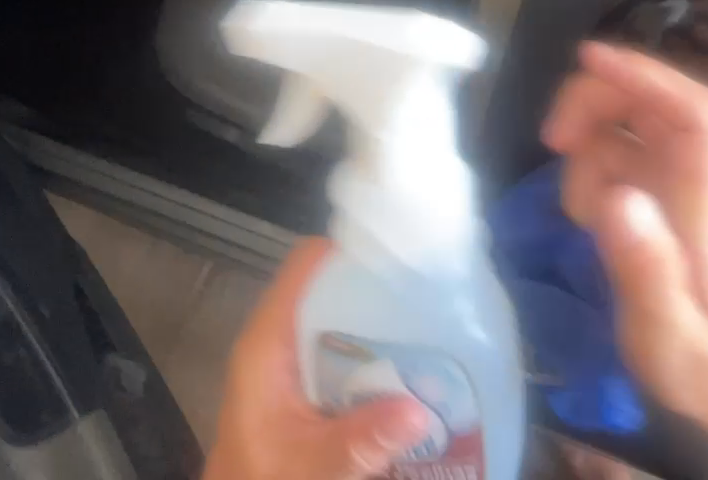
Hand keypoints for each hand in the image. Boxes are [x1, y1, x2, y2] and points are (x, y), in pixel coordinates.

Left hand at [203, 239, 430, 479]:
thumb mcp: (308, 467)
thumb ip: (358, 442)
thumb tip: (419, 412)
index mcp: (269, 341)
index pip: (307, 263)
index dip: (350, 249)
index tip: (401, 254)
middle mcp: (282, 340)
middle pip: (334, 287)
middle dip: (382, 289)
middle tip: (433, 294)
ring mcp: (295, 362)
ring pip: (345, 320)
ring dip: (386, 325)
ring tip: (437, 326)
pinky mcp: (308, 386)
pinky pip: (349, 351)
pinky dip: (380, 355)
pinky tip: (416, 368)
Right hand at [544, 44, 707, 479]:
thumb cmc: (703, 364)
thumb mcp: (672, 337)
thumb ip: (648, 271)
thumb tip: (618, 199)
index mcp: (705, 200)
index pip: (694, 111)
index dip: (648, 74)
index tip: (591, 58)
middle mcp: (693, 178)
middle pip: (652, 101)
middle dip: (596, 101)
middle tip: (552, 138)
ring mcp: (673, 184)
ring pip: (626, 125)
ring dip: (586, 149)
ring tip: (577, 214)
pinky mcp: (654, 196)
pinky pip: (615, 155)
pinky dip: (587, 171)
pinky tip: (585, 219)